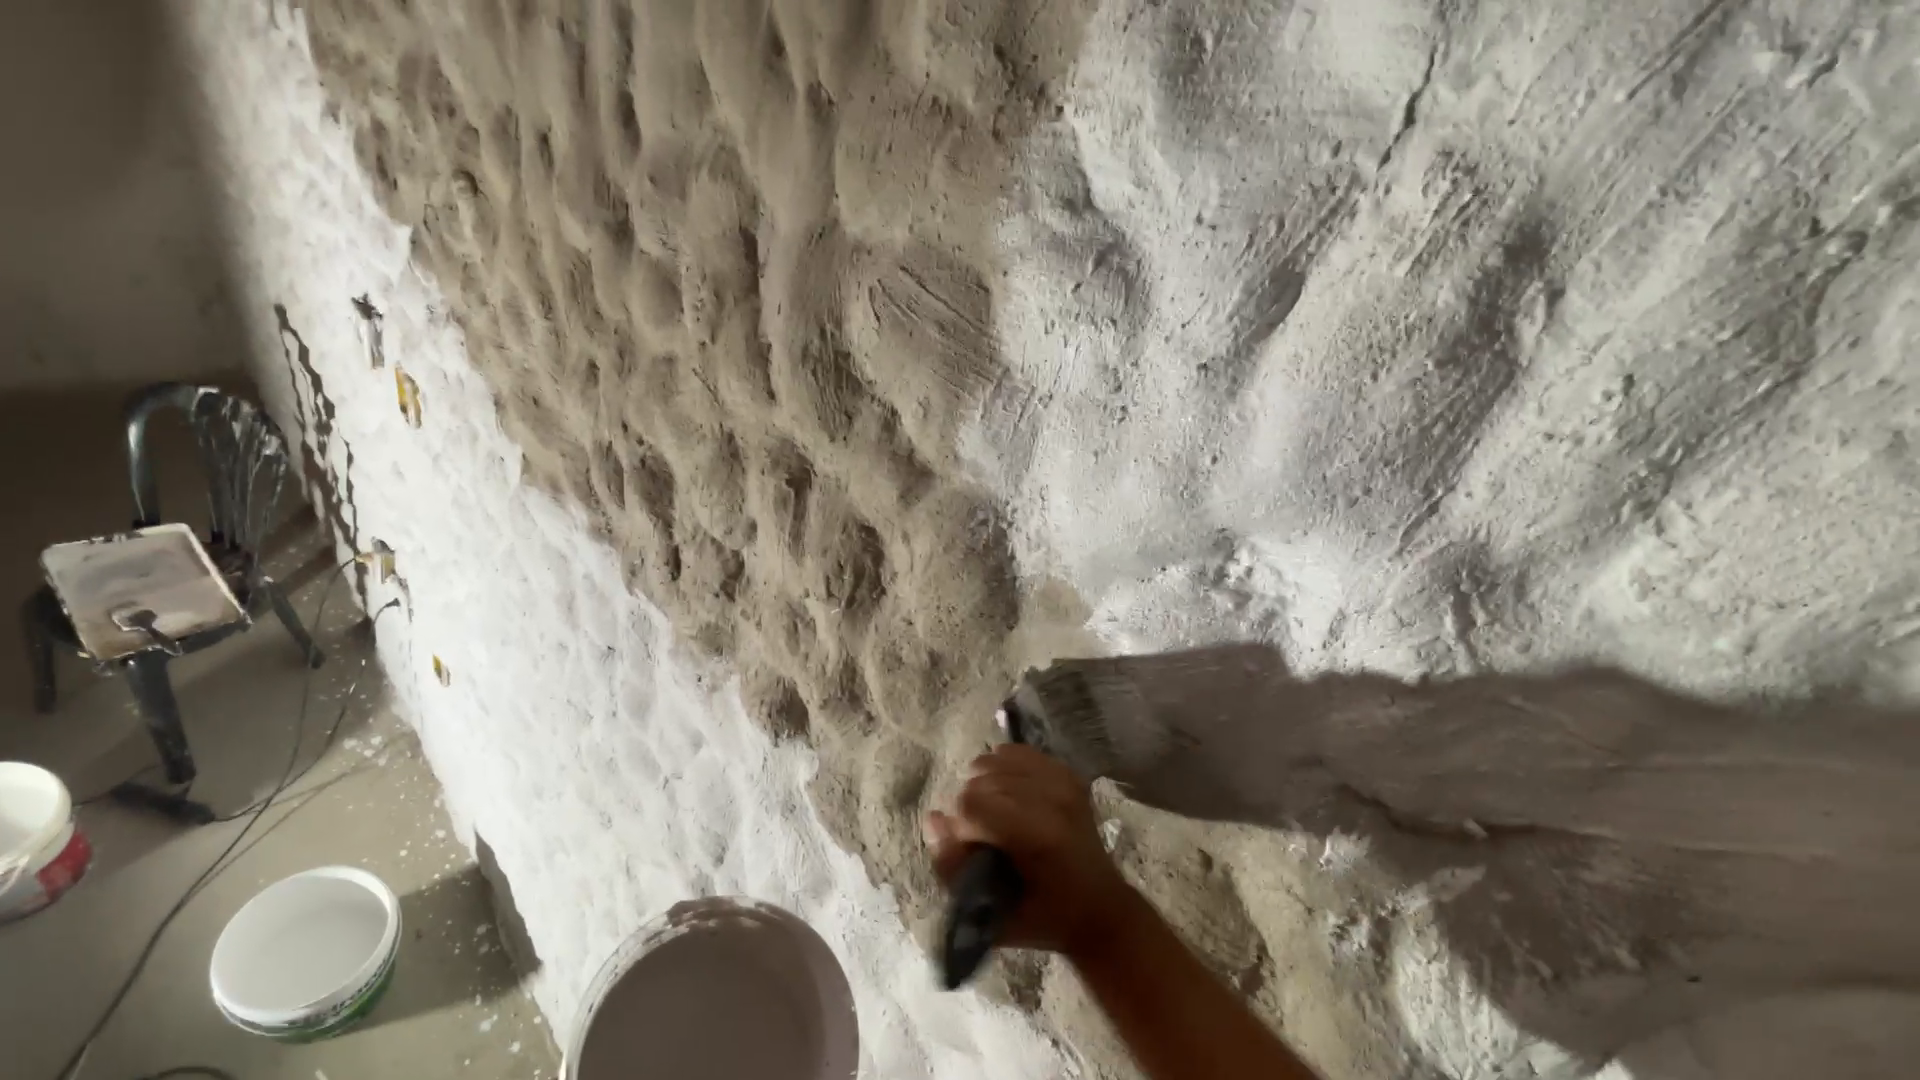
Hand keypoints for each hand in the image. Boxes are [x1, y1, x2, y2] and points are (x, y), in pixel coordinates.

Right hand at [924, 743, 1143, 959]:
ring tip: (992, 814)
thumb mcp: (991, 913)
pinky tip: (1005, 791)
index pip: (971, 803)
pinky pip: (1016, 752)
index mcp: (1038, 835)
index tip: (971, 852)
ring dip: (982, 785)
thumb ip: (954, 869)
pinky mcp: (1067, 774)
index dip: (960, 828)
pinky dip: (1001, 766)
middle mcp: (1053, 799)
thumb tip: (933, 818)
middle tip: (982, 837)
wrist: (1100, 909)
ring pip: (994, 760)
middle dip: (969, 807)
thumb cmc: (1045, 919)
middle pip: (980, 779)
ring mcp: (1063, 782)